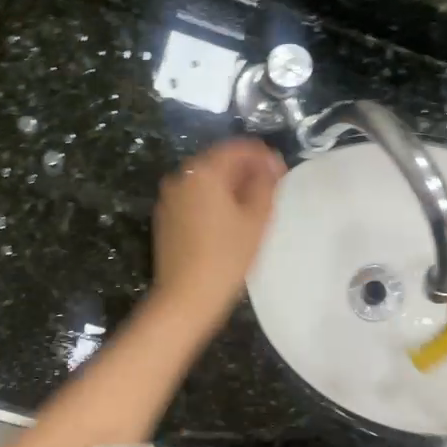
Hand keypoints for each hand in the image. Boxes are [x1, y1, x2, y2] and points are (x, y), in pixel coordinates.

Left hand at [152, 139, 286, 324]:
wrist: (186, 297)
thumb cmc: (227, 257)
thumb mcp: (256, 219)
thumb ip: (266, 184)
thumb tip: (270, 166)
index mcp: (203, 171)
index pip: (238, 148)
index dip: (263, 156)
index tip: (281, 172)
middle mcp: (180, 176)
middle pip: (219, 162)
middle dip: (246, 170)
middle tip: (270, 189)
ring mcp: (168, 198)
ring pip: (205, 181)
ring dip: (229, 186)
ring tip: (252, 207)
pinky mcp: (164, 219)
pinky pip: (193, 199)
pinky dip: (212, 201)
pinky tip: (227, 221)